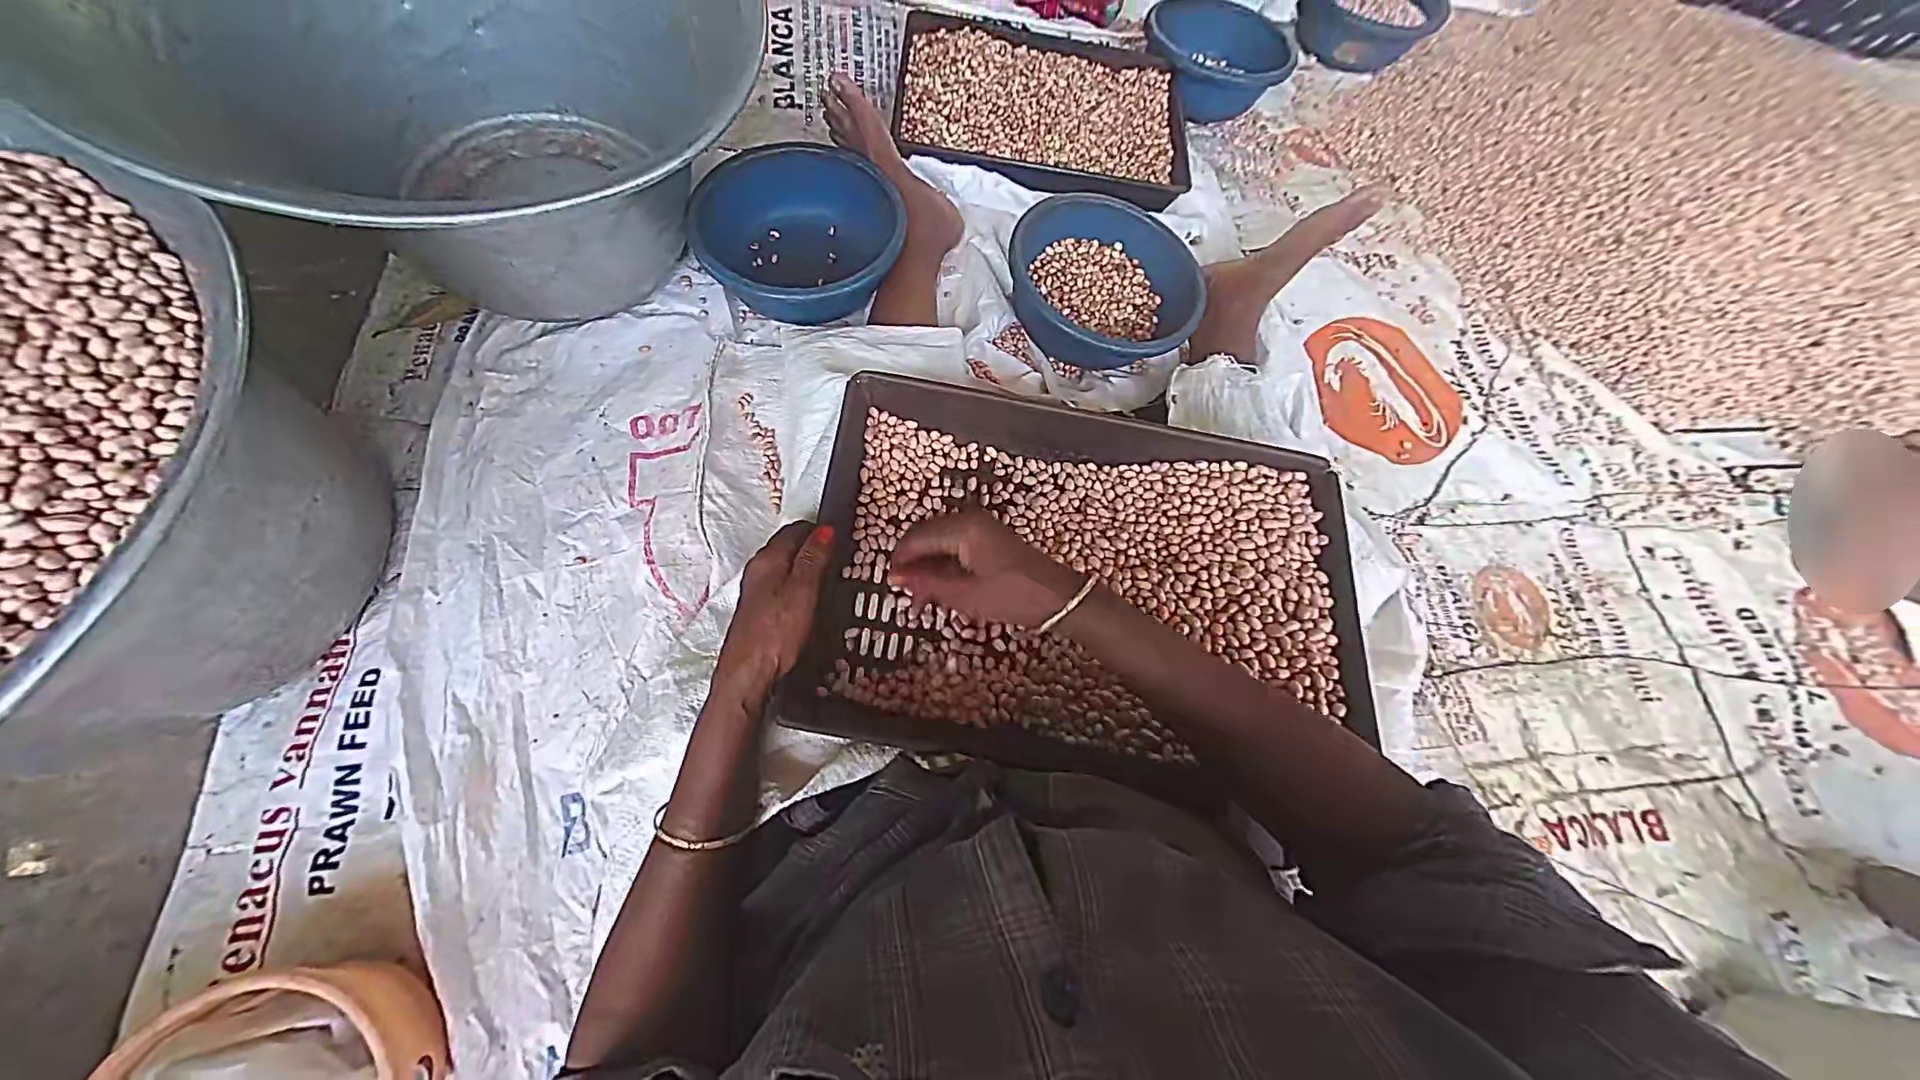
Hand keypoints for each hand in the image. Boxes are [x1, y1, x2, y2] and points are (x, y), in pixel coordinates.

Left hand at [711, 520, 834, 706]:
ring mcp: (757, 591)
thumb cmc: (774, 633)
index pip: (795, 530)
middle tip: (838, 549)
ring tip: (830, 570)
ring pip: (785, 566)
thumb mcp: (803, 591)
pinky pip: (782, 585)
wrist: (748, 674)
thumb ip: (813, 558)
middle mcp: (758, 571)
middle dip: (812, 544)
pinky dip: (799, 582)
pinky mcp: (759, 610)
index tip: (839, 533)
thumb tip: (824, 530)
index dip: (818, 529)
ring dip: (806, 564)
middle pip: (787, 546)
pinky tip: (811, 595)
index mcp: (768, 560)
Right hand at [889, 507, 1084, 627]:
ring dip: (928, 566)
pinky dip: (944, 563)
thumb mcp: (965, 595)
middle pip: (925, 536)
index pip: (915, 538)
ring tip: (924, 597)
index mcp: (962, 527)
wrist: (1058, 597)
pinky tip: (942, 586)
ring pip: (939, 541)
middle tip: (906, 594)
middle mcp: (969, 518)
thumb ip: (928, 584)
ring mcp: (981, 525)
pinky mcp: (989, 535)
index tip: (891, 583)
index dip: (900, 561)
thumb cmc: (1013, 596)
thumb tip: (899, 578)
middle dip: (913, 564)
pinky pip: (955, 543)